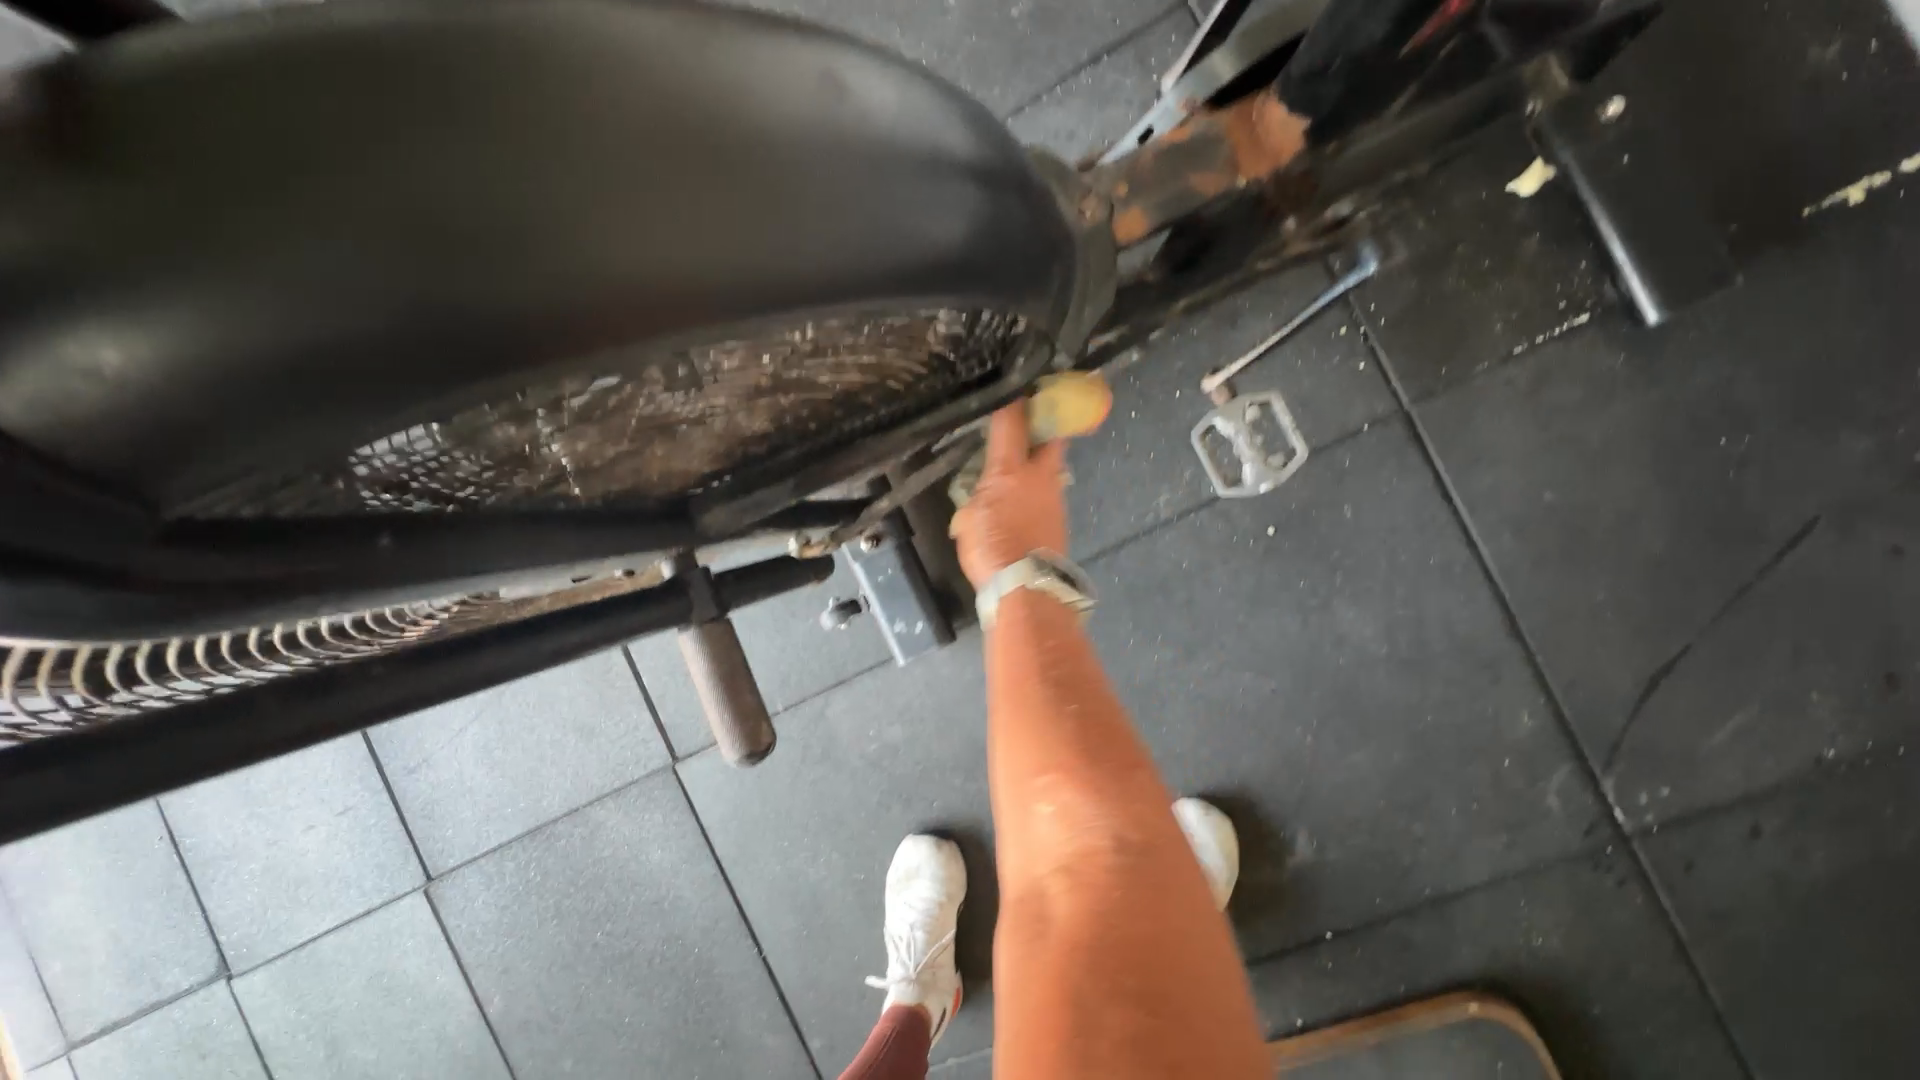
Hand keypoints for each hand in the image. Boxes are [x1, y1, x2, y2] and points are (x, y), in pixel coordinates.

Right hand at [950, 403, 1070, 587]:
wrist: (1028, 588)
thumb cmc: (992, 548)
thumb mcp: (967, 519)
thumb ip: (975, 499)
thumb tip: (982, 499)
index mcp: (1011, 470)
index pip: (1013, 422)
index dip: (1014, 398)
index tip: (1017, 383)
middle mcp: (1040, 476)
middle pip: (1052, 437)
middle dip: (1048, 420)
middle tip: (1036, 412)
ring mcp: (1055, 498)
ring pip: (1051, 467)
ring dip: (1040, 460)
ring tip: (1021, 462)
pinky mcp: (1060, 520)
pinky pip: (1048, 493)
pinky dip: (1038, 489)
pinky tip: (1023, 499)